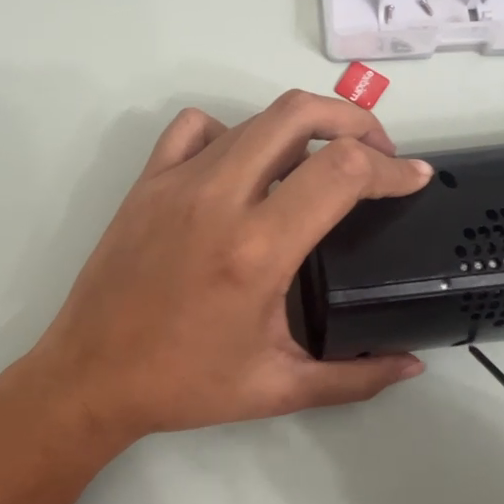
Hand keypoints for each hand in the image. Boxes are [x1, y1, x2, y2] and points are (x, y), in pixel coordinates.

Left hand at [24, 90, 434, 443]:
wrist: (91, 377)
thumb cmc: (184, 385)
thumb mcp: (278, 389)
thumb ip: (355, 378)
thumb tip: (410, 363)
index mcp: (258, 249)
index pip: (343, 171)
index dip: (392, 167)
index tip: (413, 179)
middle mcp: (219, 199)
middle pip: (299, 114)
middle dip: (354, 122)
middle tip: (375, 156)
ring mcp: (177, 183)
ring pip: (252, 119)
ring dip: (300, 129)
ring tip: (319, 164)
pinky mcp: (146, 183)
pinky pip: (196, 128)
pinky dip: (231, 133)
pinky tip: (242, 167)